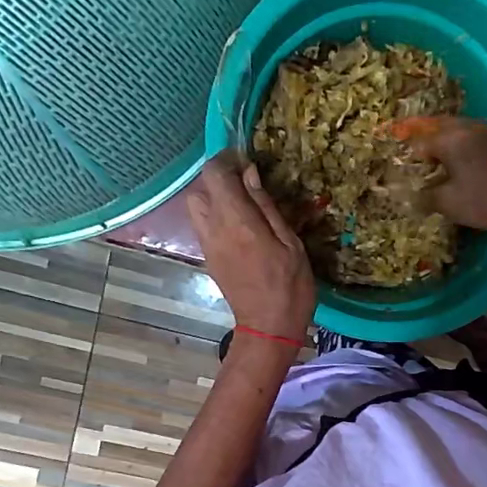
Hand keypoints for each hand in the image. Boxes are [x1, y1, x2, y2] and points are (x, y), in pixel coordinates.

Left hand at [185, 153, 315, 344]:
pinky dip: (214, 215)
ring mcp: (207, 245)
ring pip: (196, 207)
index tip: (247, 162)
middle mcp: (214, 229)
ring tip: (241, 203)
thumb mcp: (290, 242)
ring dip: (213, 197)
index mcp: (237, 221)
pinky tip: (238, 224)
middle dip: (217, 178)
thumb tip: (249, 173)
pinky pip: (202, 225)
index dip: (227, 160)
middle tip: (244, 182)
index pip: (214, 174)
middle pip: (198, 188)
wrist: (268, 327)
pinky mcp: (208, 258)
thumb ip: (265, 205)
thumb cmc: (289, 285)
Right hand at [394, 117, 486, 243]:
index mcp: (450, 138)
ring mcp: (485, 132)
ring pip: (452, 129)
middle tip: (402, 144)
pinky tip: (449, 162)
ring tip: (424, 156)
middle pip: (435, 126)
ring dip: (436, 139)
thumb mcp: (447, 203)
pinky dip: (452, 145)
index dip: (404, 156)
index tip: (394, 168)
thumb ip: (423, 196)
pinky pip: (466, 136)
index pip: (418, 142)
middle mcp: (467, 127)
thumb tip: (404, 196)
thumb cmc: (486, 201)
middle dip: (418, 136)